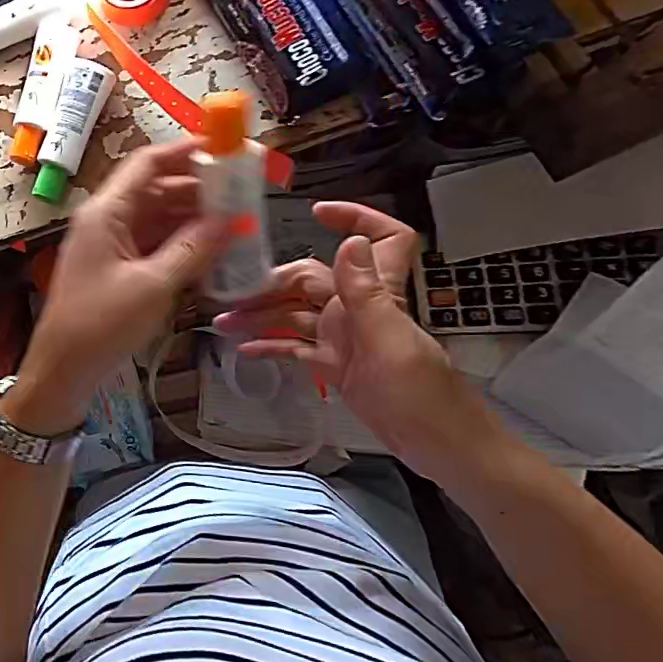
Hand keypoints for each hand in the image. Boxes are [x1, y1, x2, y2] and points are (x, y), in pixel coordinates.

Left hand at [6, 139, 218, 433]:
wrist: (62, 370)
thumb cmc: (100, 325)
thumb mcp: (153, 286)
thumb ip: (193, 249)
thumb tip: (229, 221)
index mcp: (106, 212)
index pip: (148, 164)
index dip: (186, 151)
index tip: (224, 150)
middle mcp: (107, 220)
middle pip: (156, 189)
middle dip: (199, 189)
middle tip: (241, 194)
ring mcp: (112, 244)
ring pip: (158, 217)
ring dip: (193, 218)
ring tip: (235, 221)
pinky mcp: (118, 267)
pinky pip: (154, 243)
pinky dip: (181, 244)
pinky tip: (212, 250)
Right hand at [217, 204, 516, 487]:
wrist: (438, 447)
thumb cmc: (423, 396)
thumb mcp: (390, 343)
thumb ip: (367, 293)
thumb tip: (349, 242)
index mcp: (377, 295)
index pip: (380, 239)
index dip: (356, 218)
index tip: (317, 213)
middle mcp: (358, 309)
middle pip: (311, 280)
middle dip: (271, 283)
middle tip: (232, 296)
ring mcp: (344, 338)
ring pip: (295, 314)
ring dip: (261, 315)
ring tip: (224, 322)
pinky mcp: (335, 366)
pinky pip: (297, 348)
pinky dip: (272, 345)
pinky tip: (245, 349)